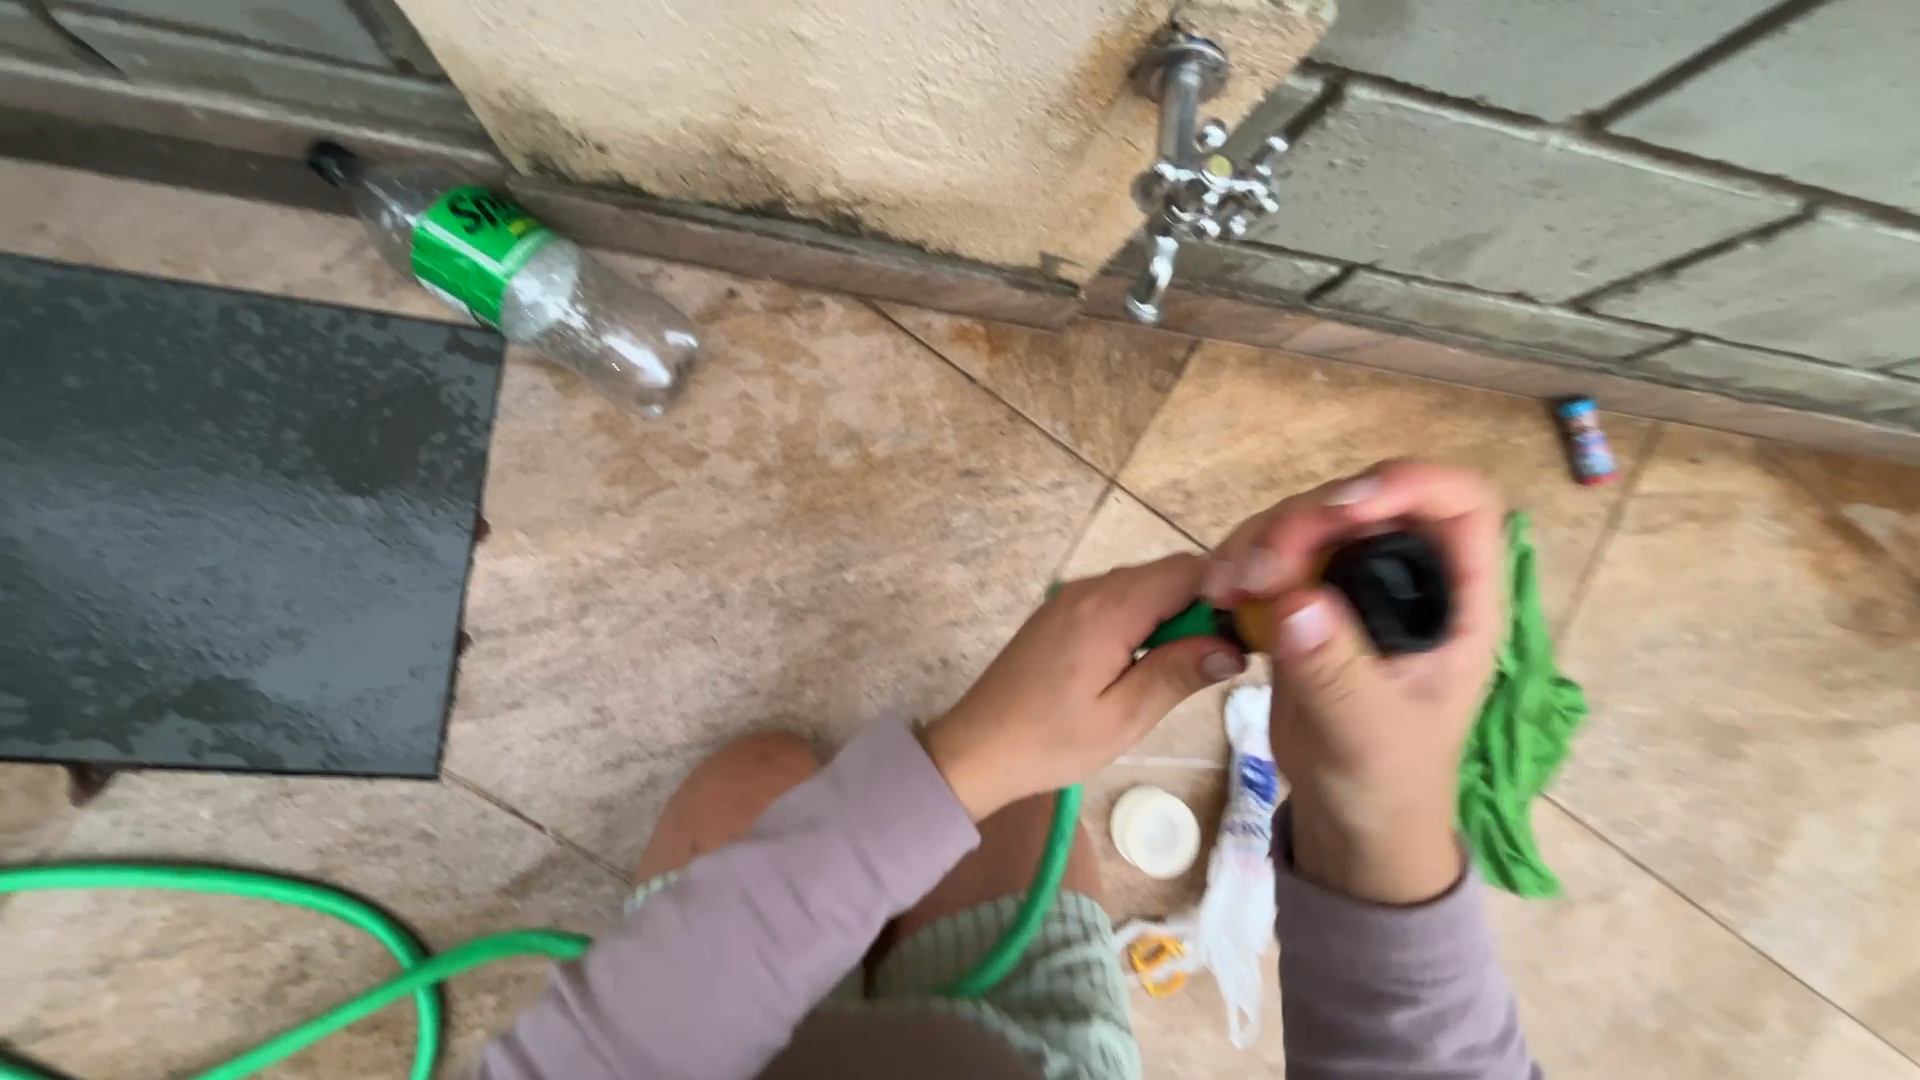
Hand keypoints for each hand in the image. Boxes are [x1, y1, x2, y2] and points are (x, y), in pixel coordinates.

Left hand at [922, 555, 1247, 820]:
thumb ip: (1177, 673)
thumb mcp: (1123, 717)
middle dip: (1204, 602)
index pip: (1188, 570)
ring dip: (1174, 611)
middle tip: (1226, 651)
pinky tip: (1149, 655)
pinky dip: (1144, 616)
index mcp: (1108, 608)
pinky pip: (1116, 597)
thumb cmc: (1051, 740)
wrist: (976, 747)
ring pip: (1142, 584)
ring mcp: (1071, 596)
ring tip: (1193, 659)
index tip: (1251, 627)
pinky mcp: (1060, 611)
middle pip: (1166, 572)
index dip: (1228, 589)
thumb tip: (1233, 645)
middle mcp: (1089, 587)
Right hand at [1205, 460, 1504, 903]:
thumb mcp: (1367, 733)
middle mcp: (1406, 576)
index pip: (1457, 505)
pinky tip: (1218, 596)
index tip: (1345, 509)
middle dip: (1301, 524)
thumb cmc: (1386, 777)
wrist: (1350, 808)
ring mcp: (1352, 584)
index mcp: (1455, 600)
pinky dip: (1240, 564)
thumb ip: (1335, 670)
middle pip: (1357, 503)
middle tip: (1254, 573)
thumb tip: (1295, 601)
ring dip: (1257, 542)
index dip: (1409, 485)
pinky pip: (1271, 555)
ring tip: (1223, 591)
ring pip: (1305, 523)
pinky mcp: (1307, 599)